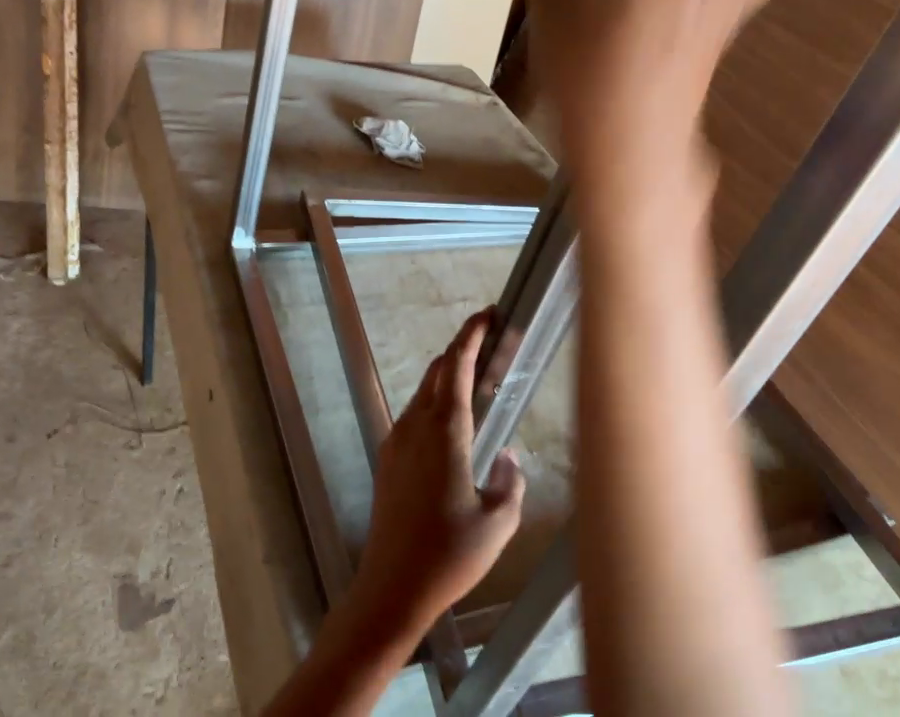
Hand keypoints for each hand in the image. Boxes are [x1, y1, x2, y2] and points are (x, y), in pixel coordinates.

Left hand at [351, 310, 526, 629]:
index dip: (472, 335)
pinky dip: (436, 402)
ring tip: (477, 378)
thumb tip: (508, 457)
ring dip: (448, 376)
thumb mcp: (499, 522)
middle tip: (490, 339)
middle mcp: (415, 427)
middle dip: (462, 348)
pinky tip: (453, 422)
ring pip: (424, 392)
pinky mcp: (389, 460)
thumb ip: (511, 482)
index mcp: (444, 432)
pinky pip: (415, 416)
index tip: (487, 313)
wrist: (392, 586)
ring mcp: (397, 442)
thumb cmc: (450, 555)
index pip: (457, 367)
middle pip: (438, 371)